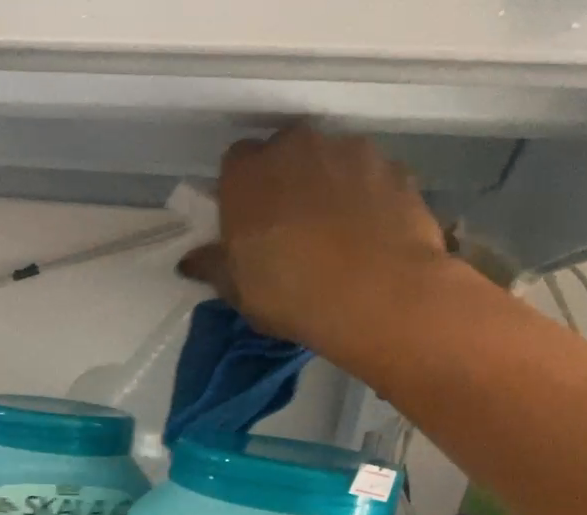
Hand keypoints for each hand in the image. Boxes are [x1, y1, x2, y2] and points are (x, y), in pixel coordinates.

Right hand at [176, 125, 449, 359]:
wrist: (379, 294)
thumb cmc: (289, 291)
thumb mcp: (237, 289)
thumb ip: (213, 265)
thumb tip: (191, 260)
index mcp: (247, 173)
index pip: (235, 160)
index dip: (239, 187)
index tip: (244, 216)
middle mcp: (297, 147)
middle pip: (285, 150)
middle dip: (284, 176)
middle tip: (287, 221)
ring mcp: (351, 151)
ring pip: (330, 158)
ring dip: (327, 181)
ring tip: (333, 229)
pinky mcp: (395, 167)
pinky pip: (370, 175)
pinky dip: (365, 194)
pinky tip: (367, 231)